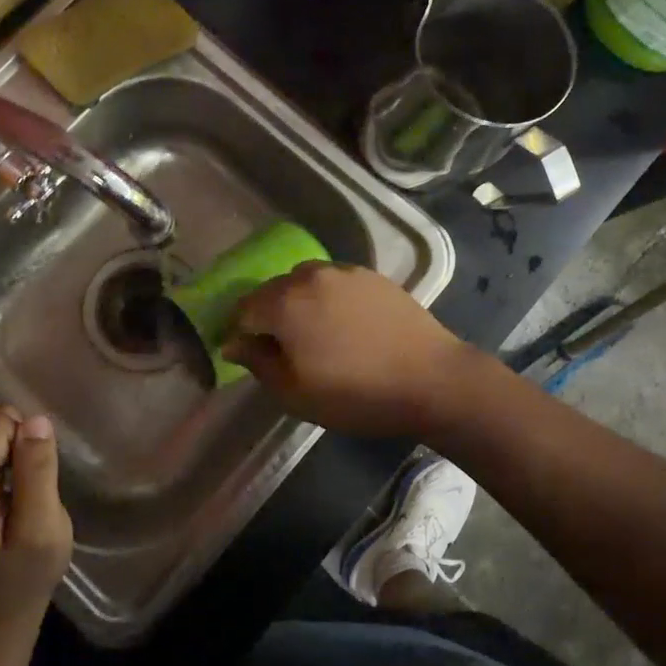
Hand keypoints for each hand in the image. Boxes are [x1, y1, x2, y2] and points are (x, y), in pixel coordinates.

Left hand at [0, 406, 73, 634]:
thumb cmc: (22, 577)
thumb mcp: (42, 529)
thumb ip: (37, 472)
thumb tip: (36, 419)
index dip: (27, 443)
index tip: (35, 480)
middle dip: (17, 439)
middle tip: (30, 483)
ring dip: (11, 446)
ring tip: (22, 485)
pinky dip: (3, 453)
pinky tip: (12, 487)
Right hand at [222, 262, 476, 437]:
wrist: (431, 379)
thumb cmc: (355, 394)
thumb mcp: (295, 393)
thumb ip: (258, 363)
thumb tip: (233, 343)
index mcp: (282, 303)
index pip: (242, 310)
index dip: (240, 333)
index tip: (250, 356)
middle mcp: (308, 276)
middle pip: (272, 291)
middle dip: (268, 316)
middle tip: (283, 349)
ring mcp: (343, 271)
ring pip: (304, 282)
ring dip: (299, 303)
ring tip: (317, 334)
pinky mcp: (372, 276)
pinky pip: (335, 282)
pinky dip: (329, 298)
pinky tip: (346, 325)